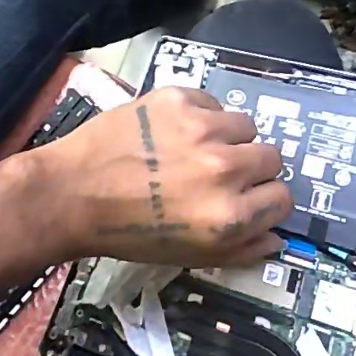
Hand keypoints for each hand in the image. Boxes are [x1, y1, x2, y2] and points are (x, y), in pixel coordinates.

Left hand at [25, 87, 292, 267]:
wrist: (73, 192)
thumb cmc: (129, 232)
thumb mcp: (189, 256)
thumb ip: (241, 250)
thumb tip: (278, 237)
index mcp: (229, 216)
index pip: (282, 197)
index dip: (265, 200)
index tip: (248, 198)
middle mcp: (224, 169)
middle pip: (272, 157)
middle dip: (252, 168)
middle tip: (221, 173)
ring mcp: (204, 129)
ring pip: (247, 126)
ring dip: (230, 138)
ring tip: (198, 148)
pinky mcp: (181, 100)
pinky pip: (214, 103)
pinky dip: (203, 116)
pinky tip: (176, 131)